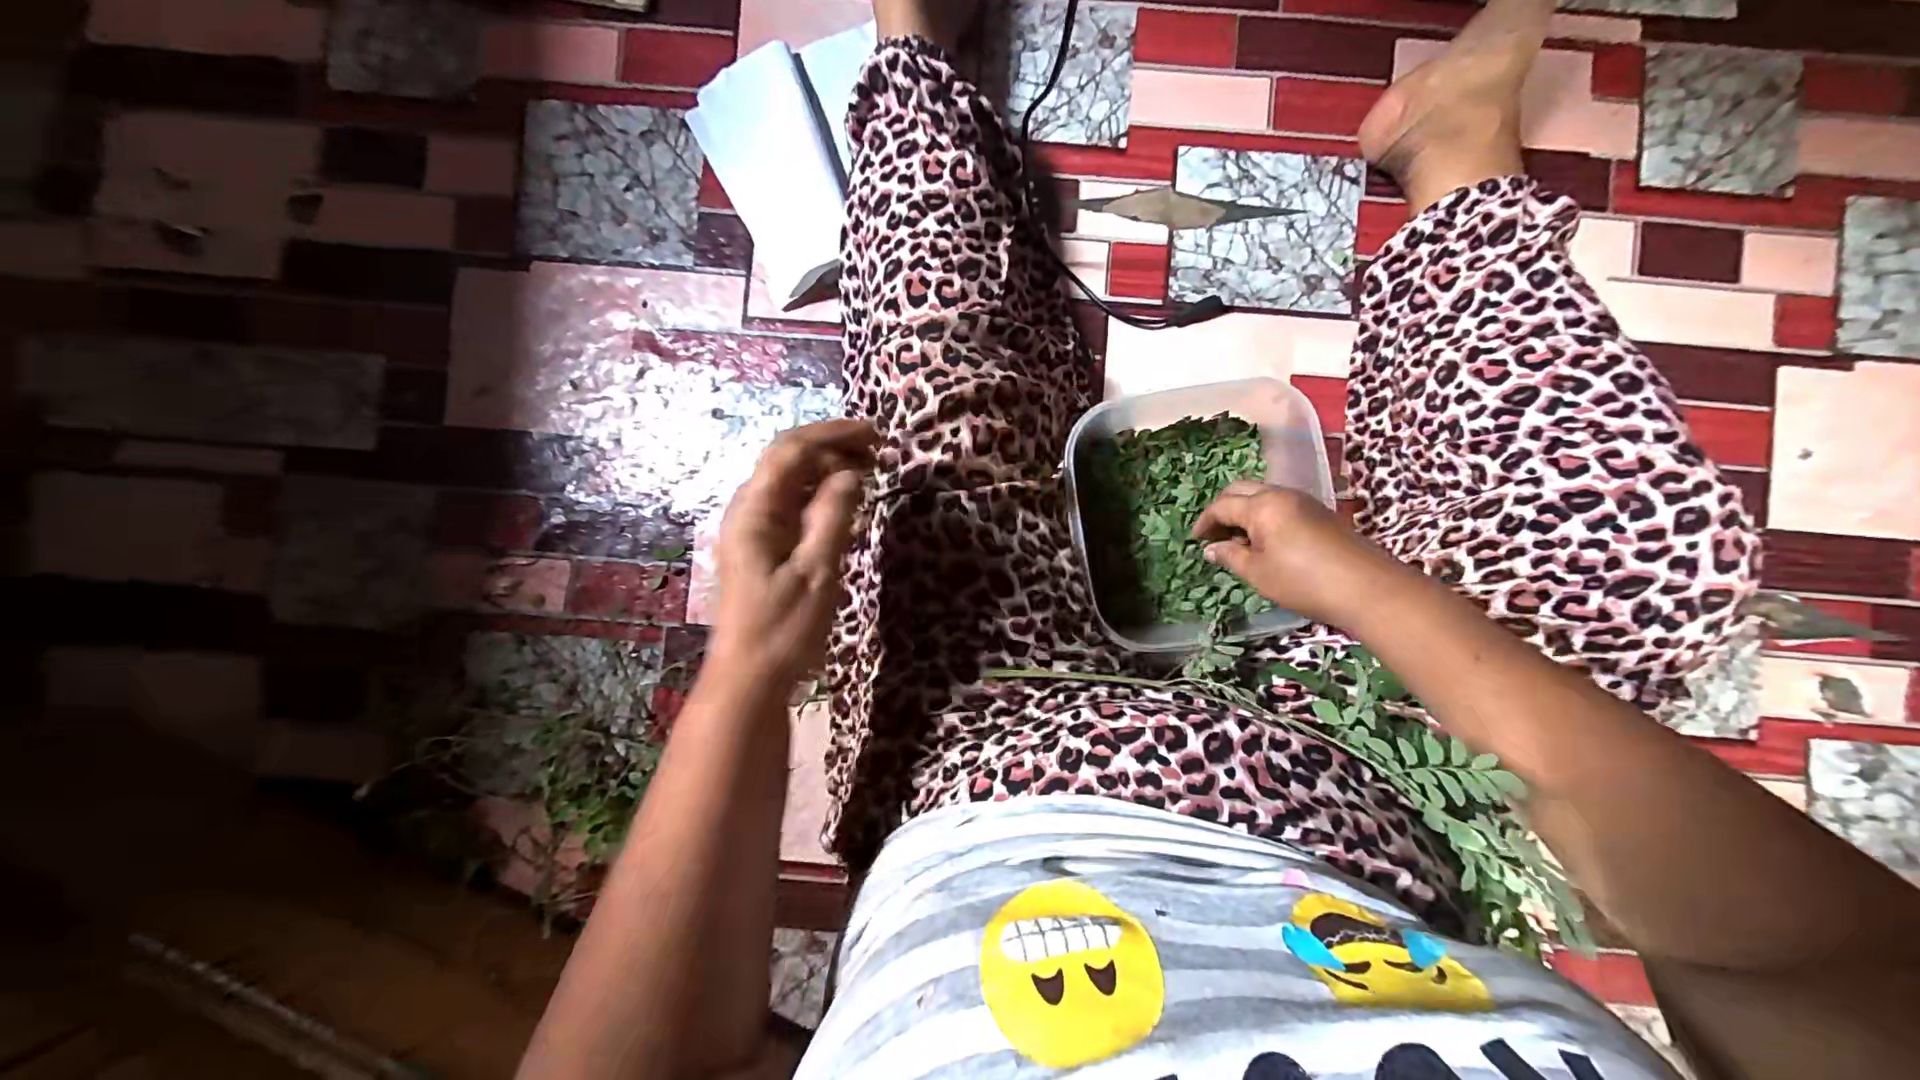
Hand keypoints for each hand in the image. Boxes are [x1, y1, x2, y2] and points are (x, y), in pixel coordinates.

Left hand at [709, 419, 878, 686]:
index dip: (832, 434)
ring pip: (790, 482)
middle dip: (831, 447)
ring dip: (827, 469)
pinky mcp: (763, 547)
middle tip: (876, 452)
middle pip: (787, 460)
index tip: (874, 433)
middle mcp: (748, 511)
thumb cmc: (783, 629)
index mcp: (753, 512)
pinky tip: (845, 502)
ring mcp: (753, 529)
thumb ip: (832, 517)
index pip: (790, 451)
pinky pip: (792, 506)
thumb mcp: (816, 573)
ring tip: (867, 471)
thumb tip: (851, 473)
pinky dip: (819, 495)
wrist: (749, 678)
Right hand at [1190, 481, 1401, 628]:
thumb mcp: (1258, 573)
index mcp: (1262, 506)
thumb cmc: (1304, 582)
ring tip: (1236, 539)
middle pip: (1242, 490)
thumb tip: (1212, 548)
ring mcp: (1305, 502)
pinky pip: (1281, 505)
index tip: (1195, 540)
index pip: (1222, 505)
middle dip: (1222, 508)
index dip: (1205, 522)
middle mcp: (1282, 495)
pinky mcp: (1320, 513)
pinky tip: (1263, 541)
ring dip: (1244, 511)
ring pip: (1263, 495)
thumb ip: (1230, 556)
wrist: (1369, 589)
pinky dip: (1263, 516)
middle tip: (1213, 533)